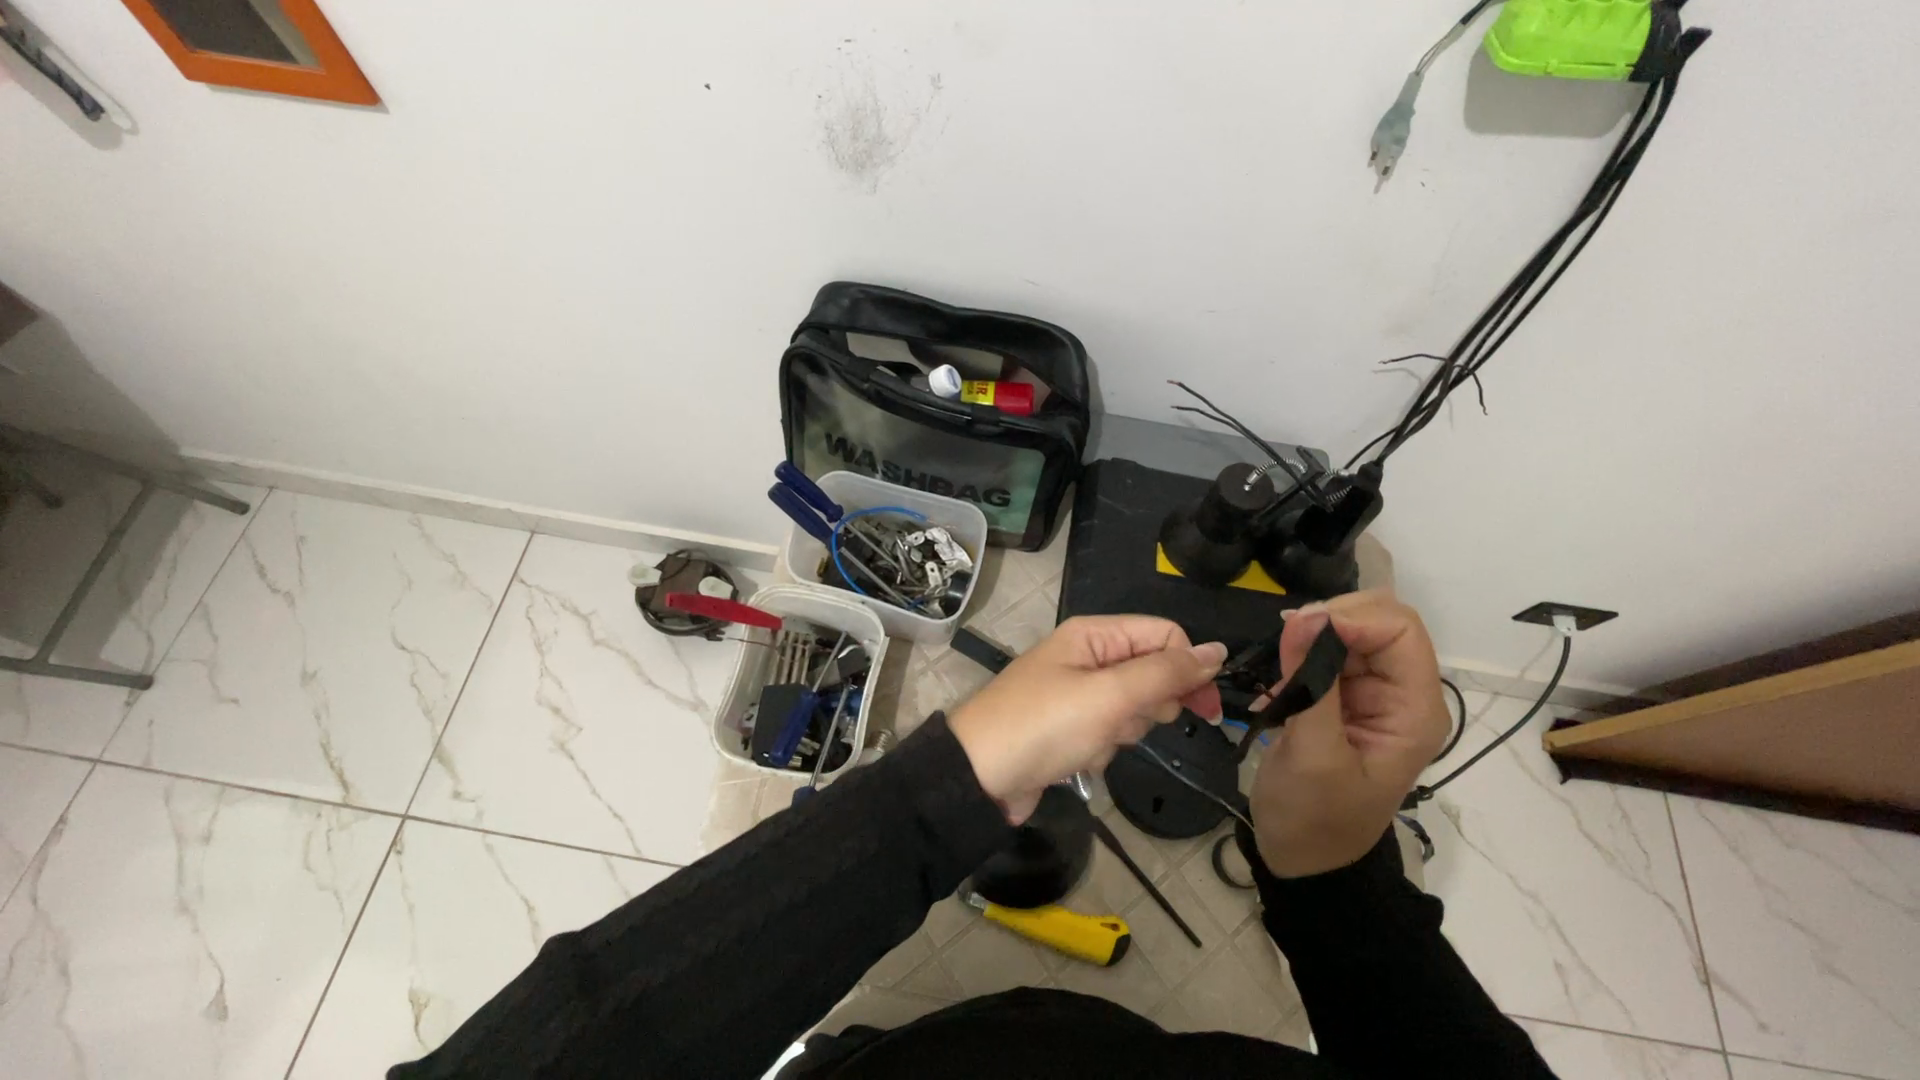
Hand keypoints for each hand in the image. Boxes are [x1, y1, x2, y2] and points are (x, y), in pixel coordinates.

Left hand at [948, 616, 1226, 823]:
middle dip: (1148, 705)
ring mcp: (1077, 693)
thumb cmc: (1046, 726)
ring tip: (1091, 741)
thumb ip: (1166, 672)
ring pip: (1134, 708)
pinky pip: (1109, 732)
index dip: (1188, 668)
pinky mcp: (1070, 727)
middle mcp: (1086, 656)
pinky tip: (1077, 758)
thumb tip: (1218, 650)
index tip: (1204, 708)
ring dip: (1123, 731)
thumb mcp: (1111, 695)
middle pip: (1151, 672)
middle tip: (1122, 721)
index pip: (1164, 635)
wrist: (980, 777)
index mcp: (1093, 635)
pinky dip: (1102, 748)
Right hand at [1249, 591, 1448, 877]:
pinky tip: (1278, 678)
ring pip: (1350, 631)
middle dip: (1331, 620)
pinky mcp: (1343, 698)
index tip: (1300, 629)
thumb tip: (1304, 617)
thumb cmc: (1314, 816)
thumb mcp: (1312, 753)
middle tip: (1284, 640)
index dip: (1354, 618)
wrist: (1304, 858)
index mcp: (1413, 709)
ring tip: (1278, 665)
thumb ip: (1312, 682)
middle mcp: (1401, 693)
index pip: (1400, 630)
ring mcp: (1372, 694)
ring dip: (1311, 637)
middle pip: (1379, 622)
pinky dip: (1300, 652)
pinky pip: (1327, 652)